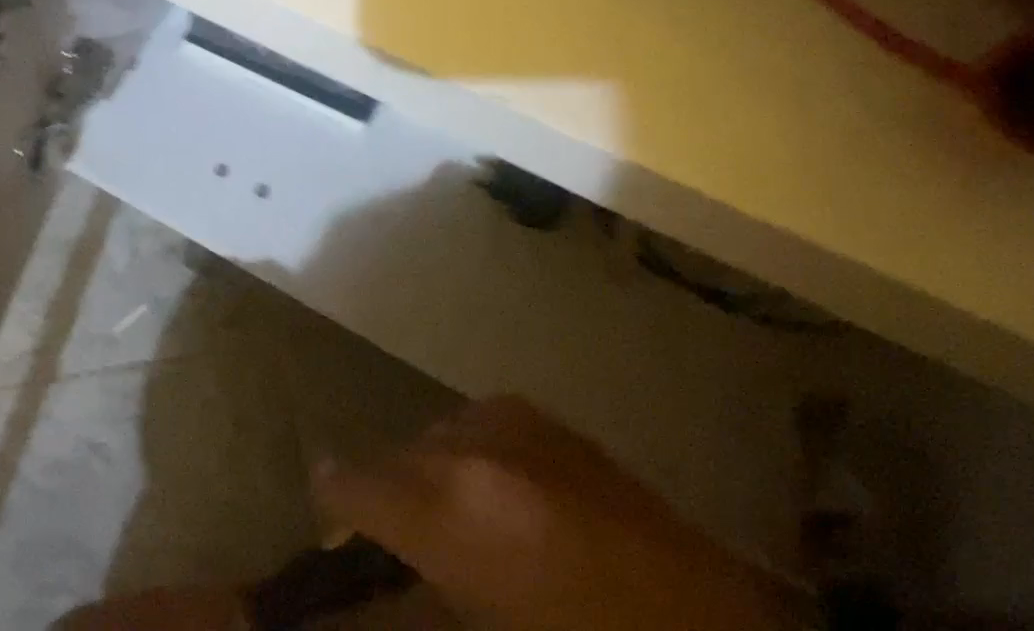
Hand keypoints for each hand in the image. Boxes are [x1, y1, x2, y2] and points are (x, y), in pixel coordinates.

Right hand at [313, 396, 794, 630]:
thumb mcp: (479, 622)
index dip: (335, 502)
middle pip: (395, 458)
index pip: (352, 484)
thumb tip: (379, 561)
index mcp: (444, 509)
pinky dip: (476, 453)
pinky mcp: (557, 423)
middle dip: (388, 493)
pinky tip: (504, 492)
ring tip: (463, 519)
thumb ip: (418, 587)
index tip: (333, 516)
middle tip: (406, 539)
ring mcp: (518, 427)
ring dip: (434, 471)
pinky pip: (486, 425)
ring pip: (439, 435)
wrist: (701, 625)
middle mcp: (471, 450)